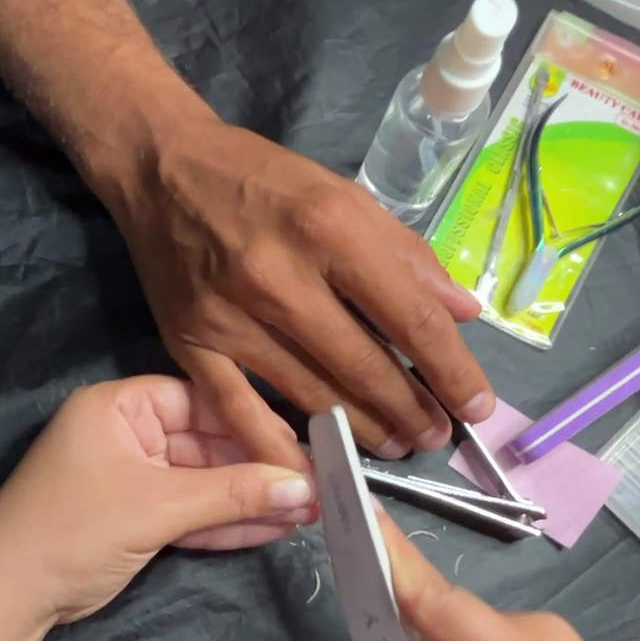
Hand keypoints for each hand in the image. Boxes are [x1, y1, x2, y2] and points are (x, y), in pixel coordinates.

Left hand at [0, 375, 318, 624]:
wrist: (9, 598)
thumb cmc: (73, 528)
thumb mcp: (156, 505)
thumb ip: (231, 494)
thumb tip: (304, 488)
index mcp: (118, 407)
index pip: (199, 400)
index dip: (251, 422)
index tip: (303, 445)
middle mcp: (128, 435)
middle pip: (207, 445)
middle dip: (258, 471)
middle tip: (317, 485)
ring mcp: (135, 480)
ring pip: (204, 484)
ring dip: (250, 501)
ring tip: (311, 511)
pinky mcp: (140, 519)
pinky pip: (192, 514)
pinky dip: (227, 523)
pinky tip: (275, 527)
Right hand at [94, 114, 494, 467]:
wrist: (162, 169)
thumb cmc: (260, 178)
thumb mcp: (342, 192)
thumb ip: (404, 254)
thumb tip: (460, 312)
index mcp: (329, 230)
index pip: (410, 317)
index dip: (451, 370)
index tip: (477, 405)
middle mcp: (280, 279)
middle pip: (363, 366)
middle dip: (410, 410)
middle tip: (435, 436)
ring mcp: (229, 318)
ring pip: (310, 394)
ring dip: (361, 430)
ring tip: (394, 446)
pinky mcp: (191, 345)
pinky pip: (238, 411)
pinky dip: (277, 448)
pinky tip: (312, 471)